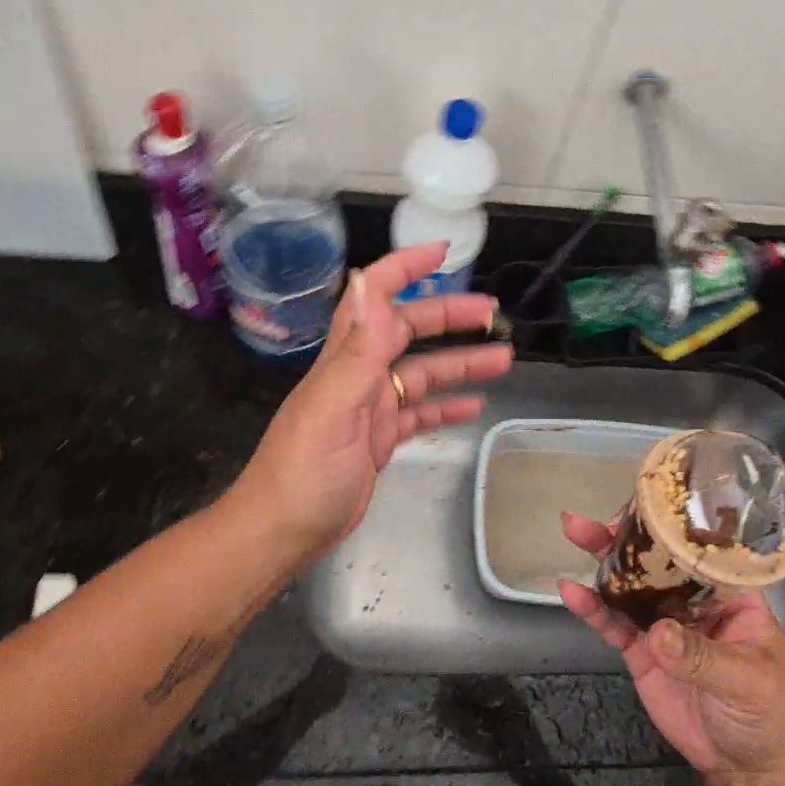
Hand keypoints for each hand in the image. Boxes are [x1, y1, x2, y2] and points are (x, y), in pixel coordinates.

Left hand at [230, 243, 512, 560]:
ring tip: (504, 358)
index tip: (442, 252)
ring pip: (420, 374)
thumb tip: (367, 280)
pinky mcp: (376, 441)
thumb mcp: (333, 408)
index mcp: (345, 360)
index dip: (405, 269)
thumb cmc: (304, 473)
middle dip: (447, 316)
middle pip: (406, 332)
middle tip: (492, 312)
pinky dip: (445, 407)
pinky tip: (475, 406)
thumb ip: (357, 349)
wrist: (280, 533)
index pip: (374, 297)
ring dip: (459, 364)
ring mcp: (368, 410)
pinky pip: (417, 415)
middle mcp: (357, 376)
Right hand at [559, 513, 784, 773]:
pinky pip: (615, 624)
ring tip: (573, 532)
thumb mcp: (747, 683)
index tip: (644, 510)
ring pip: (631, 585)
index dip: (673, 528)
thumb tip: (658, 635)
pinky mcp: (642, 652)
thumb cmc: (766, 716)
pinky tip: (570, 592)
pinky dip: (592, 608)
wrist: (746, 769)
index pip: (703, 551)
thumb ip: (703, 659)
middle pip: (659, 561)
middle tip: (593, 519)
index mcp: (731, 597)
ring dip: (602, 560)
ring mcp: (665, 624)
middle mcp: (696, 601)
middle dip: (627, 537)